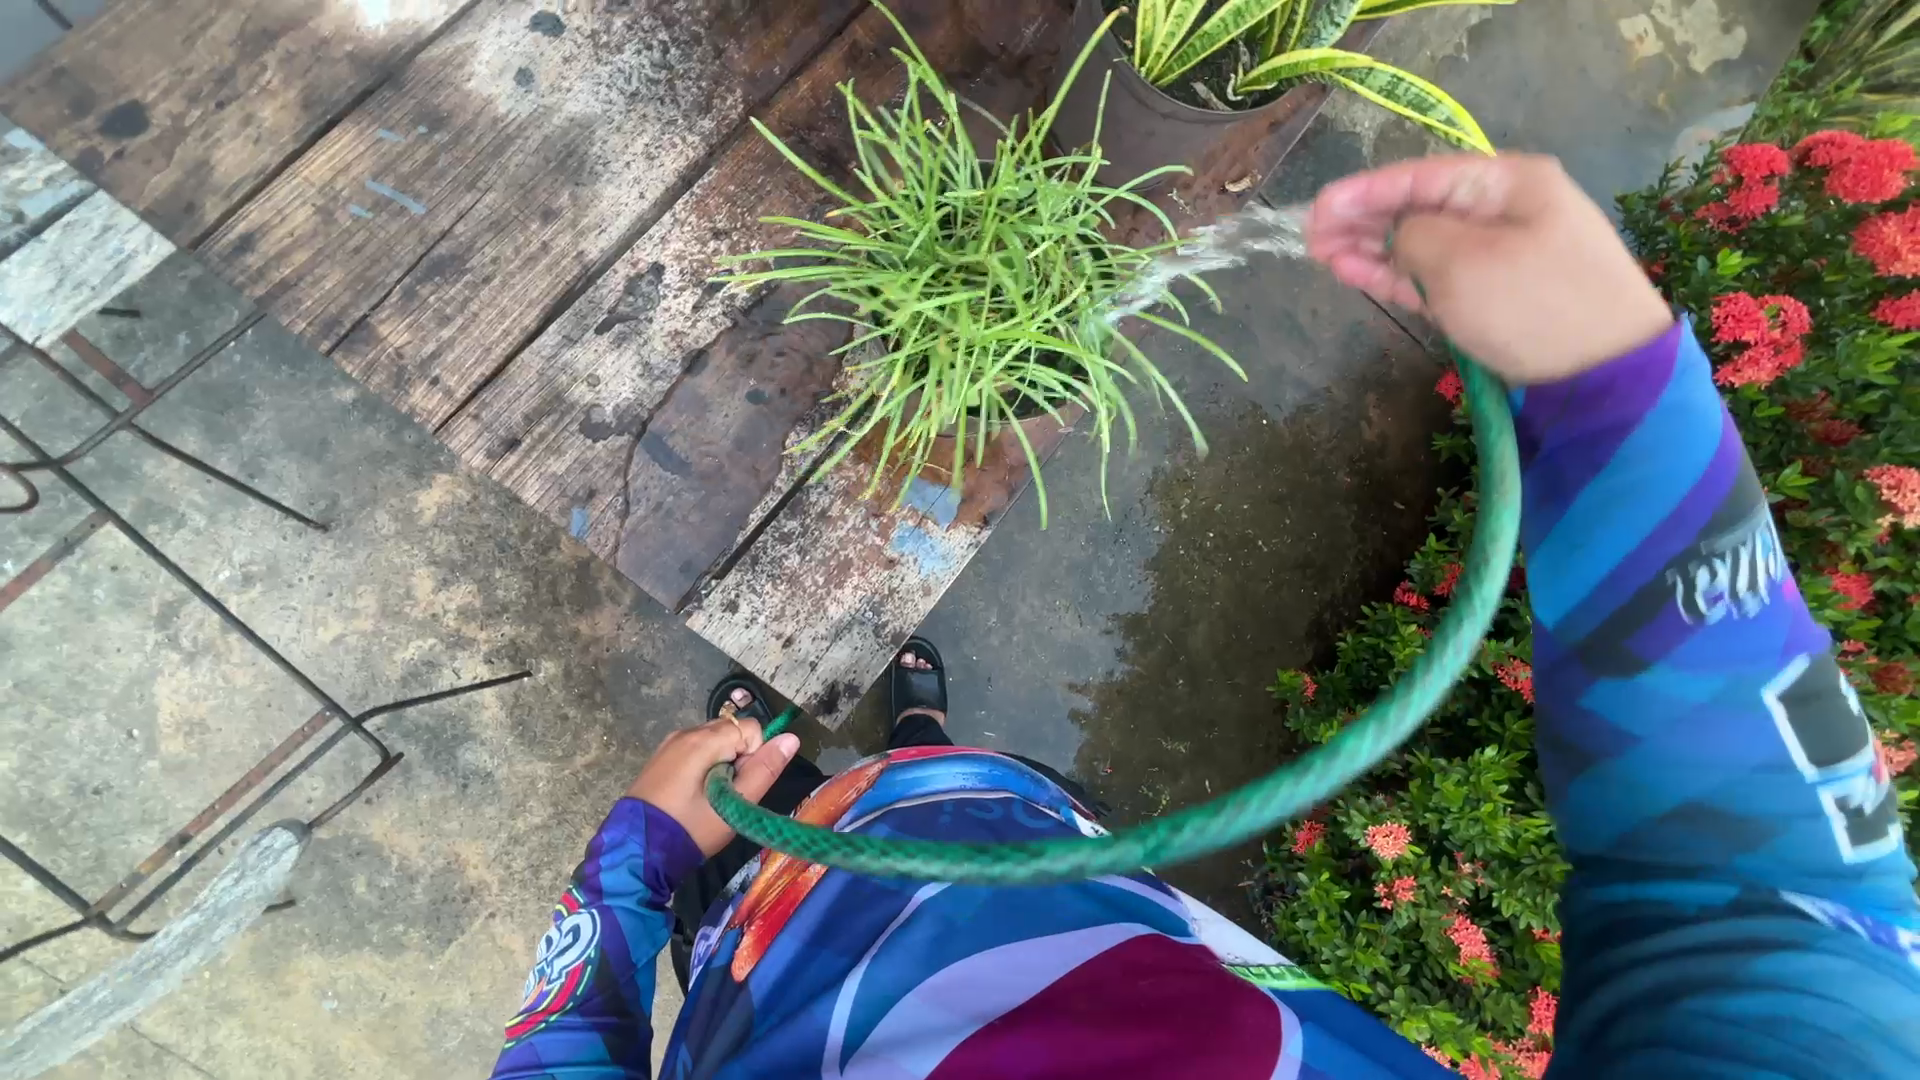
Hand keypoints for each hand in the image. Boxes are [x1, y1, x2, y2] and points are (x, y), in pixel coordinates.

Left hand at [627, 714, 799, 856]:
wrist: (633, 857)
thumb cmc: (689, 830)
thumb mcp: (734, 806)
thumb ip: (765, 770)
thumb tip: (792, 738)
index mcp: (702, 740)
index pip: (750, 729)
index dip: (754, 757)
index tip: (739, 787)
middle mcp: (685, 733)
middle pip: (732, 731)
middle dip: (739, 757)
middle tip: (726, 794)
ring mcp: (669, 744)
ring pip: (714, 740)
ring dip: (722, 762)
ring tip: (709, 797)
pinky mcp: (660, 758)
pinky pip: (696, 749)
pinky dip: (704, 765)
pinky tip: (693, 795)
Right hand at [1305, 153, 1673, 384]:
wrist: (1599, 368)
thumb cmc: (1532, 304)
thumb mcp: (1464, 262)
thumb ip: (1415, 235)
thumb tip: (1397, 235)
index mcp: (1504, 183)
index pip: (1418, 176)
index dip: (1362, 191)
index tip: (1316, 207)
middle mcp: (1497, 208)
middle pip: (1414, 206)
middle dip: (1359, 219)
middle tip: (1308, 237)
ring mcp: (1490, 251)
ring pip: (1414, 241)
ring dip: (1367, 246)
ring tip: (1321, 255)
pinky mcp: (1480, 290)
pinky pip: (1425, 273)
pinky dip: (1388, 272)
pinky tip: (1353, 270)